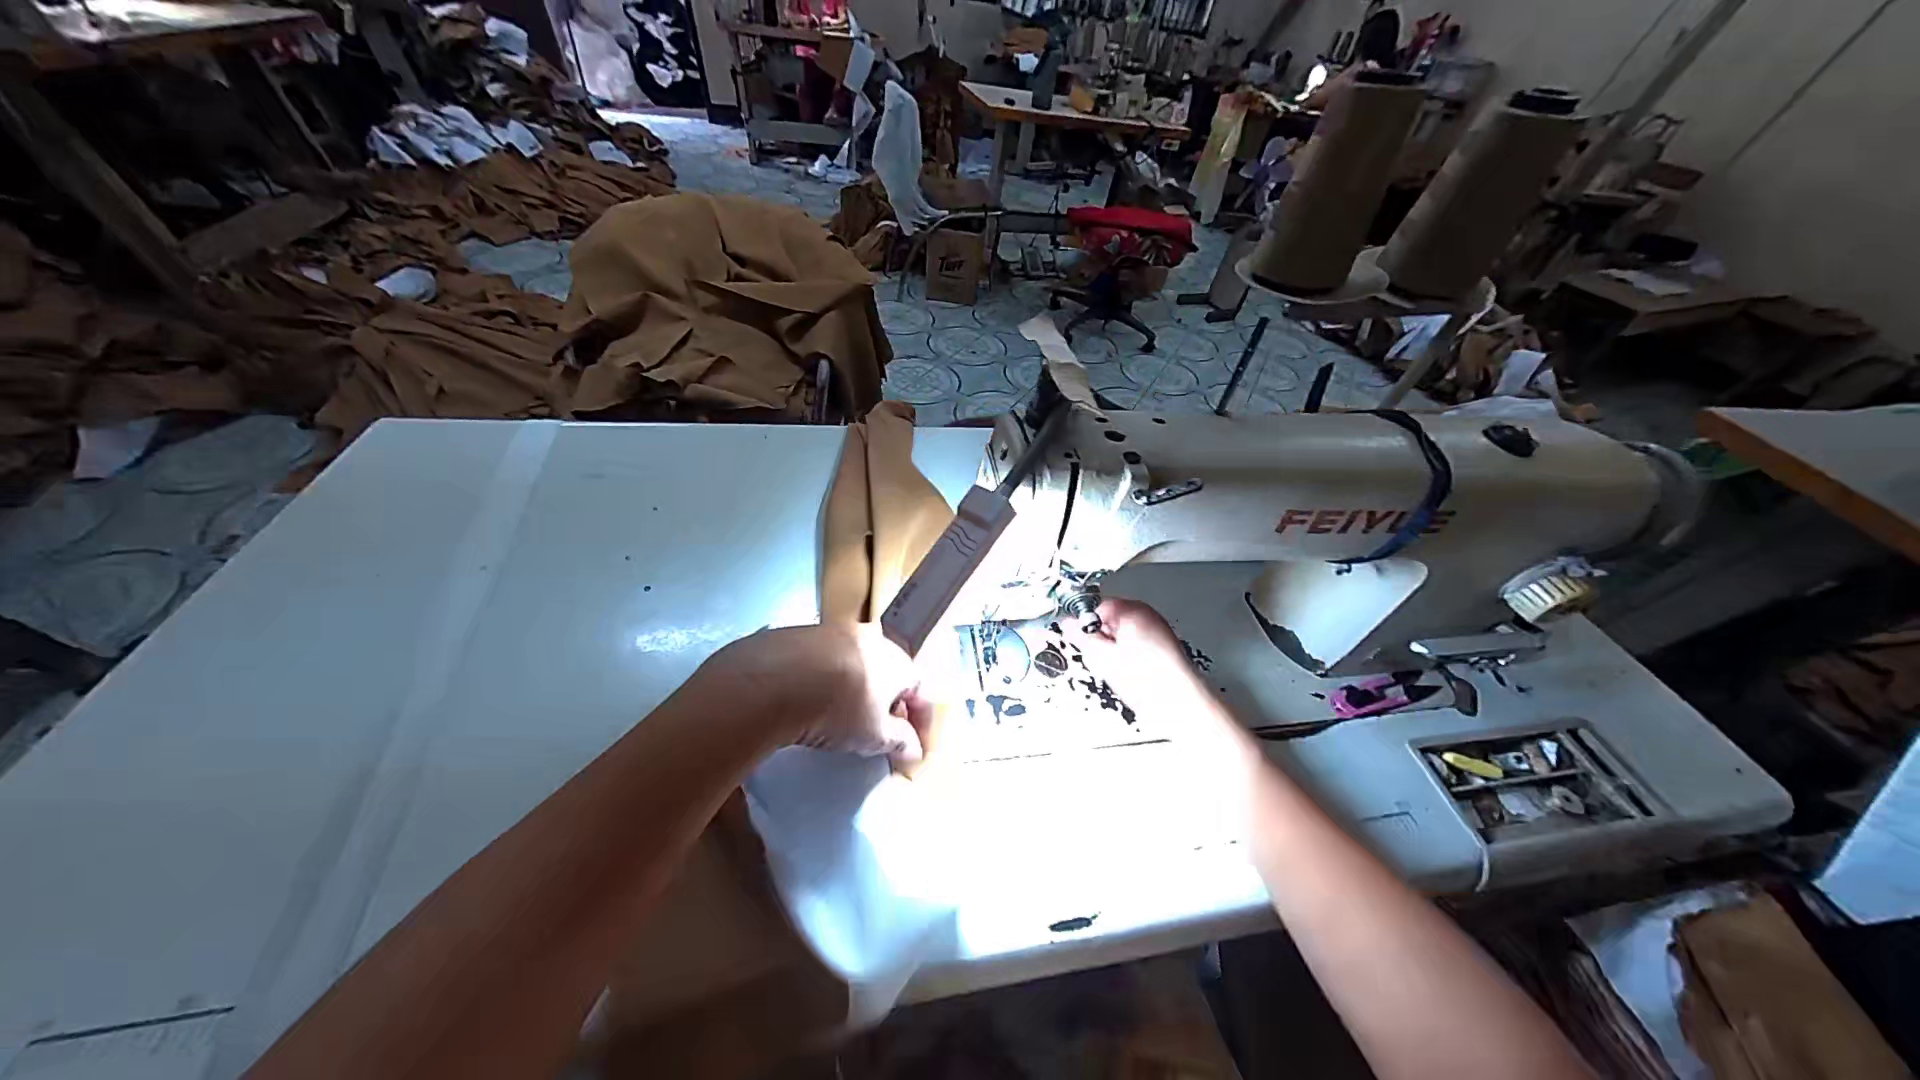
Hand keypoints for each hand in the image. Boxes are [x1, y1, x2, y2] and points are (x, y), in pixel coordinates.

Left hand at [701, 624, 935, 764]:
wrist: (773, 680)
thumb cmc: (837, 707)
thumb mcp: (874, 735)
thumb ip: (900, 742)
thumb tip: (914, 750)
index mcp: (896, 658)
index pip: (921, 689)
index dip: (922, 722)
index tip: (915, 749)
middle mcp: (869, 638)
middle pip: (889, 673)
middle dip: (890, 705)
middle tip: (882, 735)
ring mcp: (832, 632)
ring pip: (855, 665)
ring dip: (857, 692)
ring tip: (844, 722)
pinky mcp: (799, 636)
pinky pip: (823, 662)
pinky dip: (826, 684)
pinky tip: (813, 704)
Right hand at [1066, 598, 1209, 712]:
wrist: (1179, 702)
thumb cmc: (1149, 679)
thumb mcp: (1102, 657)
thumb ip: (1081, 636)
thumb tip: (1068, 625)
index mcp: (1131, 609)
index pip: (1095, 607)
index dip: (1084, 626)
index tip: (1081, 640)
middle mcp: (1146, 614)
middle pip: (1108, 619)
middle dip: (1100, 638)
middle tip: (1102, 659)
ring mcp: (1157, 629)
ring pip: (1121, 633)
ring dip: (1114, 648)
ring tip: (1119, 669)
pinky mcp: (1162, 646)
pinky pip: (1134, 644)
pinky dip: (1128, 655)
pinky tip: (1131, 672)